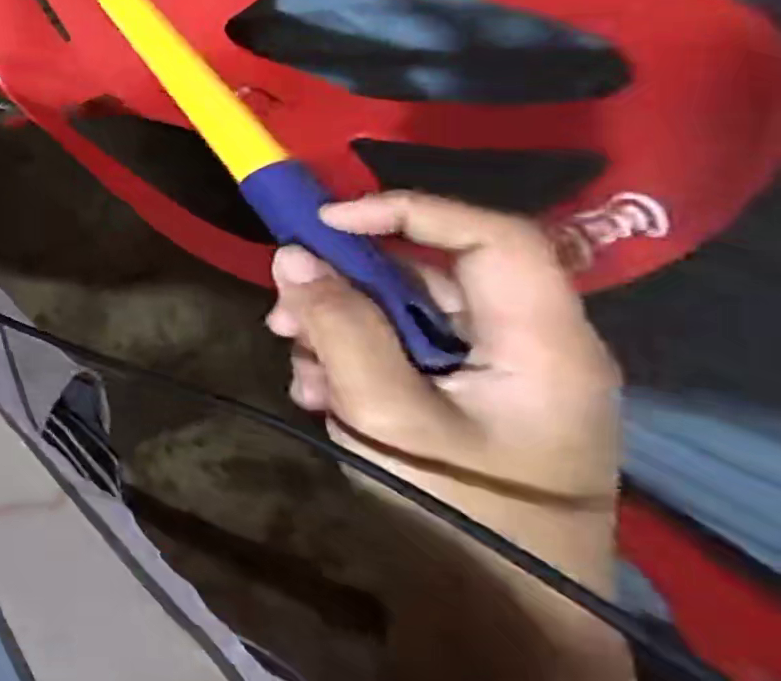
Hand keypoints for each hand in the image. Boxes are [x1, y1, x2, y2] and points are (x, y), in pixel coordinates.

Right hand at [265, 191, 622, 588]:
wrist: (491, 612)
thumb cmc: (458, 508)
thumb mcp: (385, 413)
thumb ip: (339, 326)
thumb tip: (290, 254)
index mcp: (543, 345)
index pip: (493, 237)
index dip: (408, 211)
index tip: (323, 222)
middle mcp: (524, 346)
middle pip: (427, 275)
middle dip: (344, 285)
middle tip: (281, 313)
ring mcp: (492, 374)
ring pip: (399, 311)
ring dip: (334, 327)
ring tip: (300, 371)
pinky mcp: (459, 395)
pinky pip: (393, 348)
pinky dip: (344, 358)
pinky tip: (318, 395)